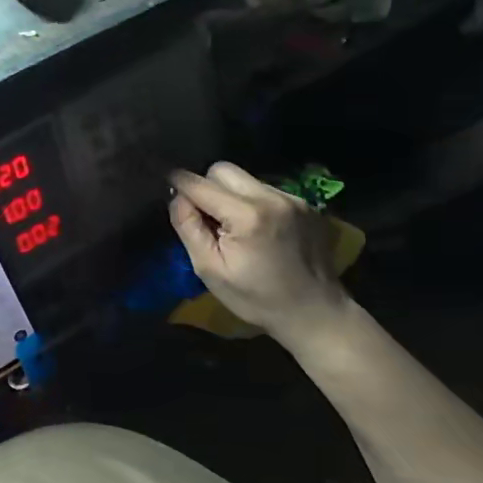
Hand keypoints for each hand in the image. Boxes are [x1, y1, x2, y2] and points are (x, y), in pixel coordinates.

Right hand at [169, 163, 349, 342]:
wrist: (314, 312)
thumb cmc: (255, 298)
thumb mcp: (209, 269)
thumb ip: (189, 227)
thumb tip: (177, 197)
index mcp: (246, 215)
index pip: (200, 183)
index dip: (179, 184)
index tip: (168, 187)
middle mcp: (271, 197)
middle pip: (223, 170)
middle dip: (207, 187)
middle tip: (206, 217)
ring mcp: (293, 198)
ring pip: (246, 179)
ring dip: (231, 195)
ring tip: (235, 227)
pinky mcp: (306, 204)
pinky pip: (266, 190)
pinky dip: (253, 203)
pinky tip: (259, 230)